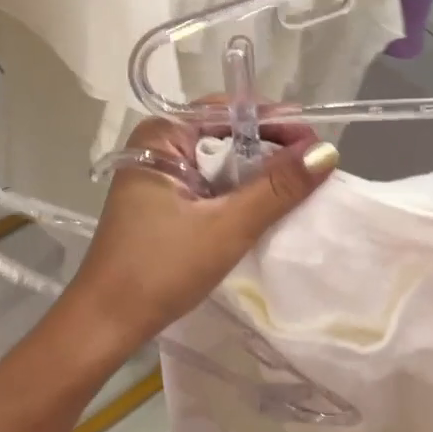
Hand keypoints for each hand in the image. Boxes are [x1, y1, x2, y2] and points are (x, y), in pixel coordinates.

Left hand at [61, 114, 339, 355]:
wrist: (107, 321)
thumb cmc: (160, 267)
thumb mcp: (226, 227)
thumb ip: (276, 188)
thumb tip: (325, 151)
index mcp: (161, 135)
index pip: (225, 110)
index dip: (272, 120)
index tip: (314, 139)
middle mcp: (157, 144)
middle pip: (223, 131)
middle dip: (267, 145)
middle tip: (315, 161)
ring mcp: (158, 172)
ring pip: (218, 158)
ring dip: (255, 169)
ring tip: (300, 180)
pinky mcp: (163, 199)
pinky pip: (209, 181)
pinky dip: (238, 189)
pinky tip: (266, 202)